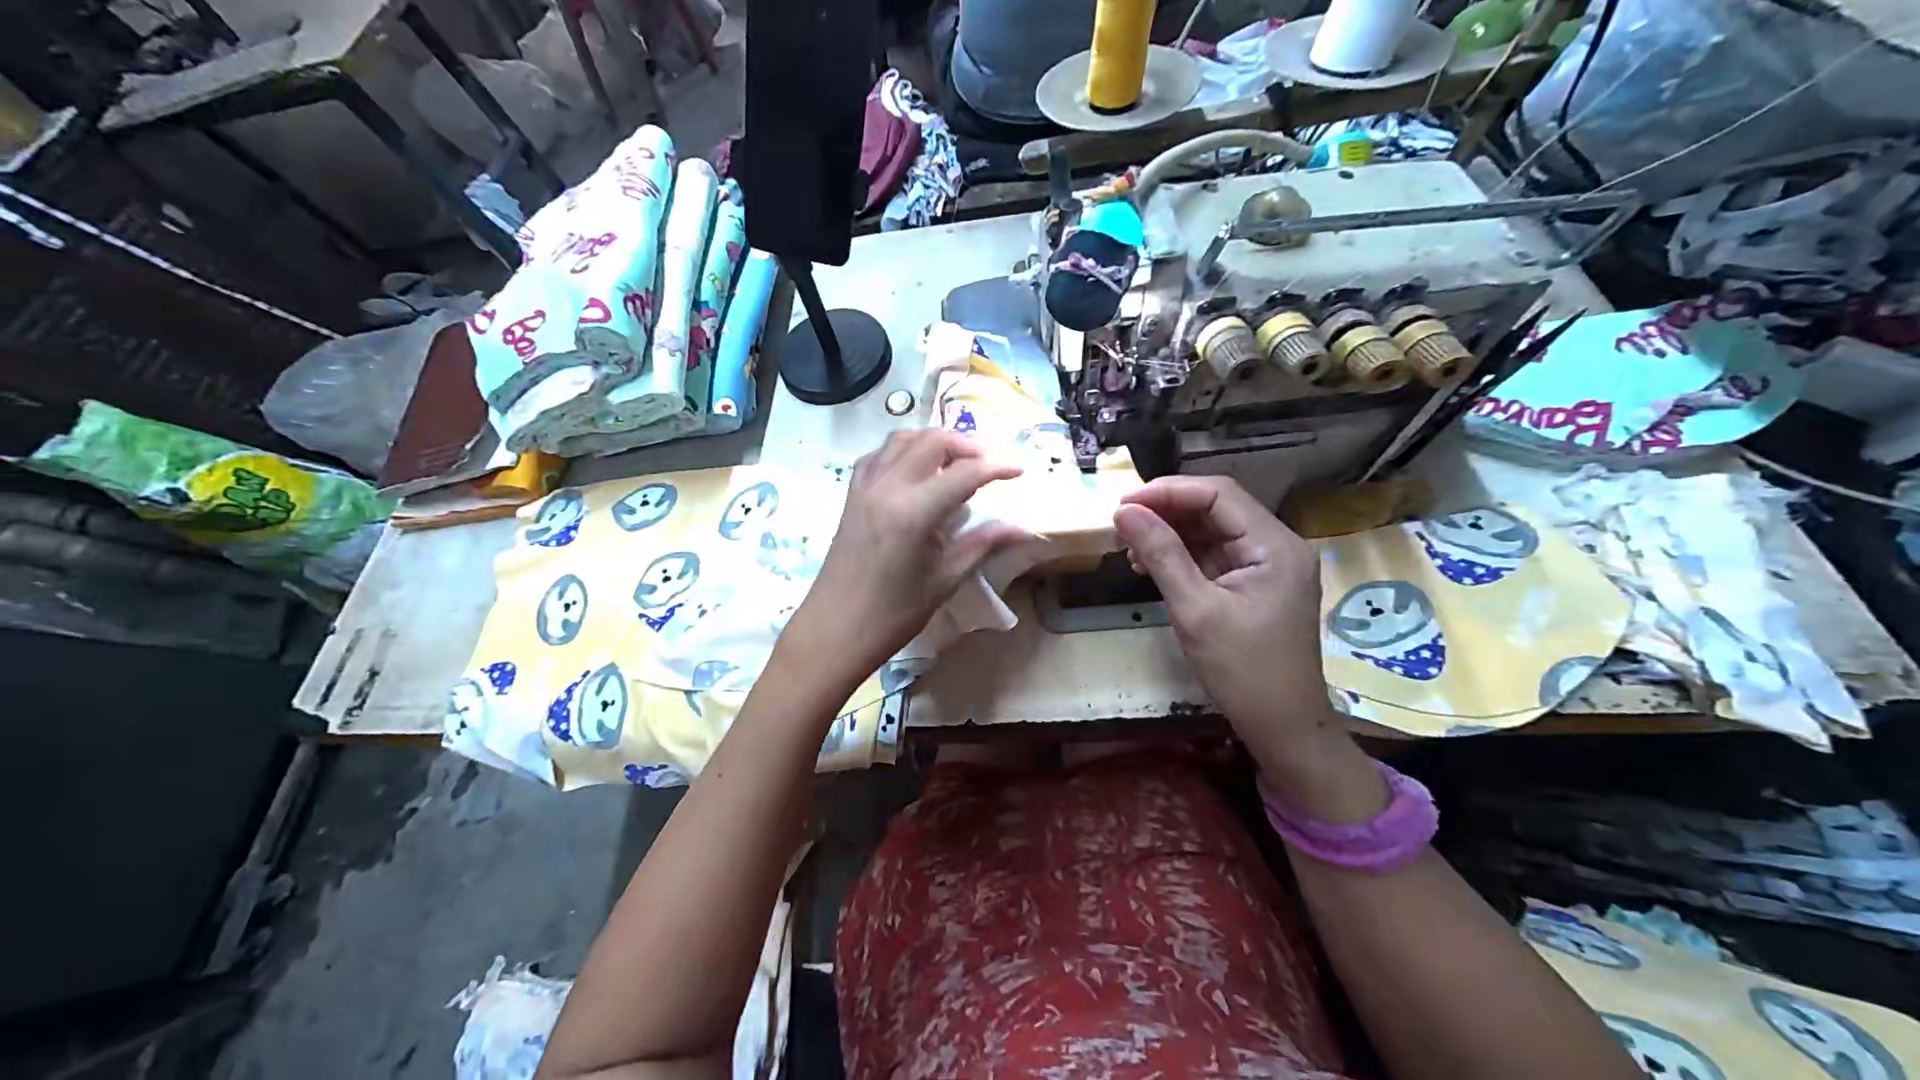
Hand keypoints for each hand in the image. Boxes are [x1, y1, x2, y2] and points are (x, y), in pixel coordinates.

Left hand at [785, 431, 1028, 686]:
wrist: (835, 629)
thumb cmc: (893, 613)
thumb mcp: (945, 580)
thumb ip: (982, 545)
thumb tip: (1022, 529)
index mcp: (913, 512)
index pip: (964, 473)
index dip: (996, 469)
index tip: (1017, 472)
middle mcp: (887, 487)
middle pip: (932, 441)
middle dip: (965, 445)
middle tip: (985, 467)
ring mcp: (865, 487)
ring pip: (902, 439)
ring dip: (933, 442)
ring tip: (954, 464)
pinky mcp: (851, 494)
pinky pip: (878, 455)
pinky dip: (902, 451)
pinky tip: (915, 471)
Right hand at [1114, 476, 1386, 820]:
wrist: (1283, 727)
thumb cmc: (1243, 671)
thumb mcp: (1196, 610)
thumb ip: (1161, 555)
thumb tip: (1124, 511)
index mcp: (1275, 546)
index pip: (1218, 495)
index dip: (1168, 492)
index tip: (1123, 504)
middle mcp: (1277, 546)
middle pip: (1216, 509)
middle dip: (1166, 511)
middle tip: (1122, 524)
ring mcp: (1268, 566)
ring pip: (1213, 531)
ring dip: (1171, 533)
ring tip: (1130, 547)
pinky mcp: (1255, 585)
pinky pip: (1215, 555)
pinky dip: (1182, 555)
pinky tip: (1152, 565)